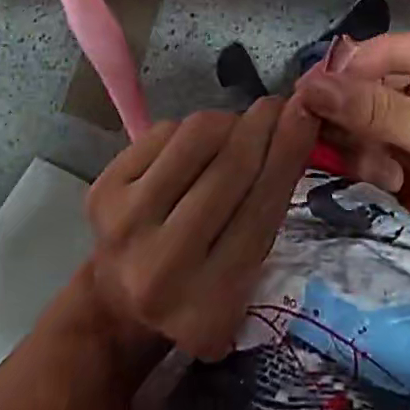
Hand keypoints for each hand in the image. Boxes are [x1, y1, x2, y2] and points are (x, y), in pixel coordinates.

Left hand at [83, 96, 318, 360]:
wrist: (117, 301)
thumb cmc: (195, 286)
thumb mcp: (239, 274)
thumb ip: (266, 212)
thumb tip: (297, 125)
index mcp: (210, 304)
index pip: (261, 209)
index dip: (288, 151)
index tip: (306, 113)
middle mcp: (164, 267)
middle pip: (231, 167)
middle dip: (262, 125)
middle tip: (277, 105)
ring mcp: (126, 225)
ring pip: (197, 138)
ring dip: (228, 122)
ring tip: (236, 128)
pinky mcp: (103, 191)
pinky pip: (164, 132)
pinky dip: (190, 129)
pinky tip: (196, 142)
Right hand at [296, 26, 409, 294]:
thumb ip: (376, 111)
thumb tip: (309, 85)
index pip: (385, 50)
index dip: (343, 75)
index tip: (303, 103)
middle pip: (376, 83)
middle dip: (358, 117)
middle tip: (337, 147)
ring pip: (376, 117)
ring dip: (369, 145)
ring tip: (381, 174)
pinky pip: (388, 145)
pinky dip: (380, 162)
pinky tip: (391, 182)